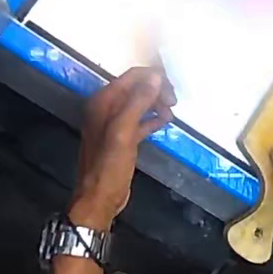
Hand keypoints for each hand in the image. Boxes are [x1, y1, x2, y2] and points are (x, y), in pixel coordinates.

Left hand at [70, 67, 173, 229]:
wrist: (99, 197)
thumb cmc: (109, 165)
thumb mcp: (124, 131)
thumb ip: (138, 102)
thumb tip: (155, 78)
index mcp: (103, 101)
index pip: (131, 76)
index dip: (152, 77)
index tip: (171, 88)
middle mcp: (106, 108)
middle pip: (136, 87)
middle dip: (156, 90)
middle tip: (173, 102)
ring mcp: (113, 123)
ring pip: (139, 103)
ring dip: (156, 103)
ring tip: (170, 113)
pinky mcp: (122, 137)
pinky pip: (139, 120)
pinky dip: (152, 118)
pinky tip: (165, 122)